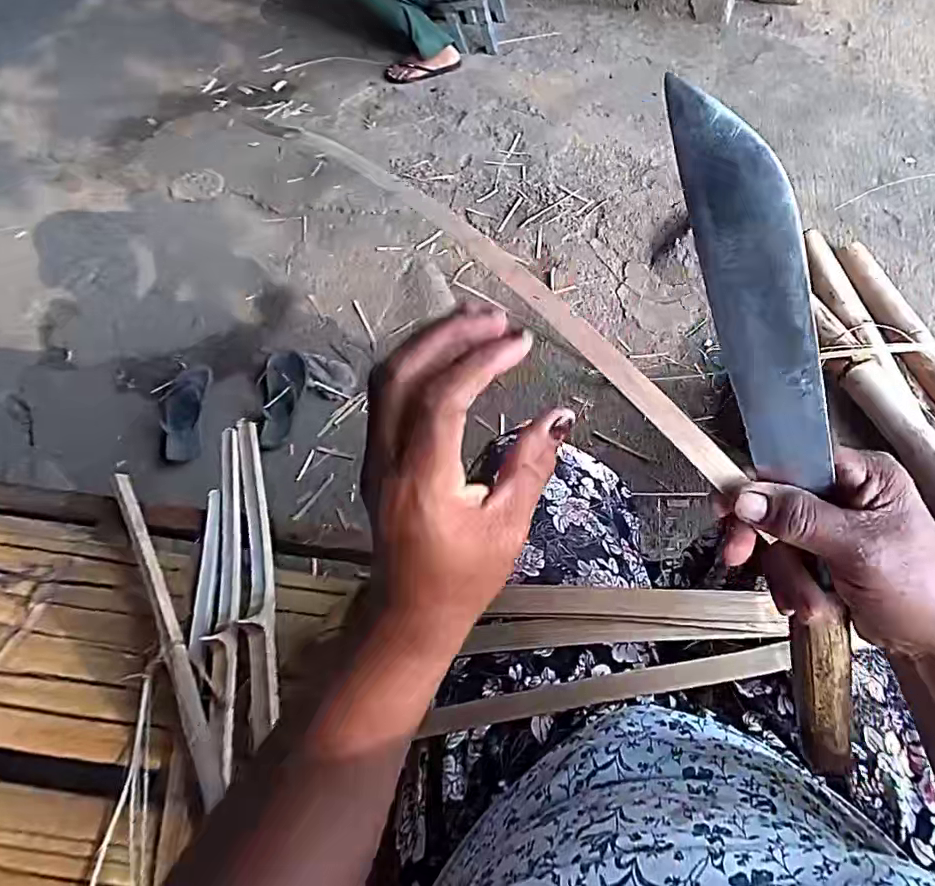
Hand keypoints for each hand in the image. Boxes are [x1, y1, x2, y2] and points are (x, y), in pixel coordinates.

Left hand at [360, 304, 573, 639]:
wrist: (407, 614)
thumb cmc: (460, 579)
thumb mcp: (508, 527)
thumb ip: (531, 464)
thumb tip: (558, 416)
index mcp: (422, 482)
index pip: (443, 401)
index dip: (482, 363)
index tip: (520, 344)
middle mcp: (388, 460)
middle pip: (403, 374)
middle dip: (450, 336)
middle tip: (496, 320)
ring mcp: (376, 455)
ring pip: (388, 377)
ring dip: (431, 341)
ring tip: (476, 322)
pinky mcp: (377, 454)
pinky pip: (389, 392)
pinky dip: (420, 360)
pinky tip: (451, 352)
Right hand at [716, 448, 934, 656]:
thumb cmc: (921, 591)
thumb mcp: (858, 548)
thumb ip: (800, 518)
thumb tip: (748, 497)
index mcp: (866, 474)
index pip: (799, 461)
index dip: (761, 482)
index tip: (730, 505)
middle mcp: (847, 495)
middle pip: (780, 501)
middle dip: (767, 539)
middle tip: (738, 554)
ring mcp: (834, 529)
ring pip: (780, 539)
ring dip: (789, 577)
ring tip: (814, 603)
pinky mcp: (826, 559)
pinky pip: (789, 565)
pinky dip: (795, 589)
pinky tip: (816, 606)